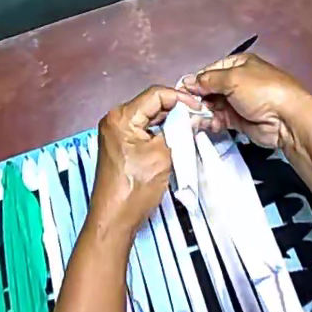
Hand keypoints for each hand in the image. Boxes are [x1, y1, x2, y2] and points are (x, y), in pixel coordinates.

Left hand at [88, 86, 192, 239]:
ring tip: (190, 127)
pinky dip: (159, 131)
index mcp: (121, 117)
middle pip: (151, 103)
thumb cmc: (134, 189)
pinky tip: (175, 137)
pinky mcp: (118, 143)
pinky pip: (142, 128)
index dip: (180, 98)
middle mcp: (114, 119)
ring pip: (148, 116)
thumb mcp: (163, 154)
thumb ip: (178, 130)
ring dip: (169, 120)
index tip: (197, 106)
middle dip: (176, 109)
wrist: (114, 218)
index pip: (156, 94)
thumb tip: (192, 117)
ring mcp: (114, 131)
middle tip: (197, 117)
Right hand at [180, 53, 311, 152]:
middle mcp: (238, 81)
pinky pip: (220, 119)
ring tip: (195, 117)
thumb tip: (187, 80)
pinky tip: (207, 124)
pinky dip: (212, 121)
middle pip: (210, 88)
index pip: (211, 69)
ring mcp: (239, 102)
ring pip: (213, 104)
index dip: (197, 79)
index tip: (183, 90)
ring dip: (203, 110)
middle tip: (187, 106)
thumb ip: (208, 80)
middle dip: (198, 96)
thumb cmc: (261, 91)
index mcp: (239, 64)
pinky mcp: (239, 120)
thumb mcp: (233, 78)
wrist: (286, 119)